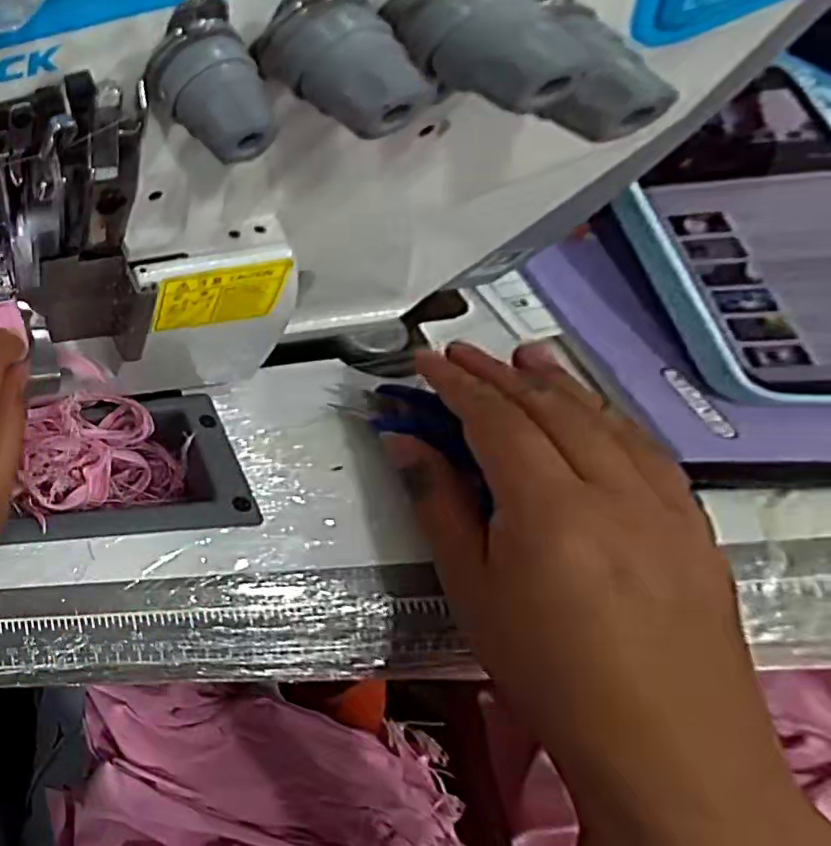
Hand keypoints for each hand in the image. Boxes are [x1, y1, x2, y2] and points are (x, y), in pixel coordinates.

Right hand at [389, 343, 828, 845]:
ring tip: (528, 355)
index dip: (458, 385)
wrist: (667, 749)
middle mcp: (619, 498)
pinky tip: (596, 414)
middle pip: (556, 413)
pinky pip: (652, 457)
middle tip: (460, 352)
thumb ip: (438, 502)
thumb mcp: (468, 582)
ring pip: (612, 427)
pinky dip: (613, 421)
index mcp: (552, 510)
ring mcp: (669, 515)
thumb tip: (406, 443)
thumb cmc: (543, 663)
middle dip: (502, 375)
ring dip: (563, 386)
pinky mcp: (696, 536)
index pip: (499, 423)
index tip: (424, 360)